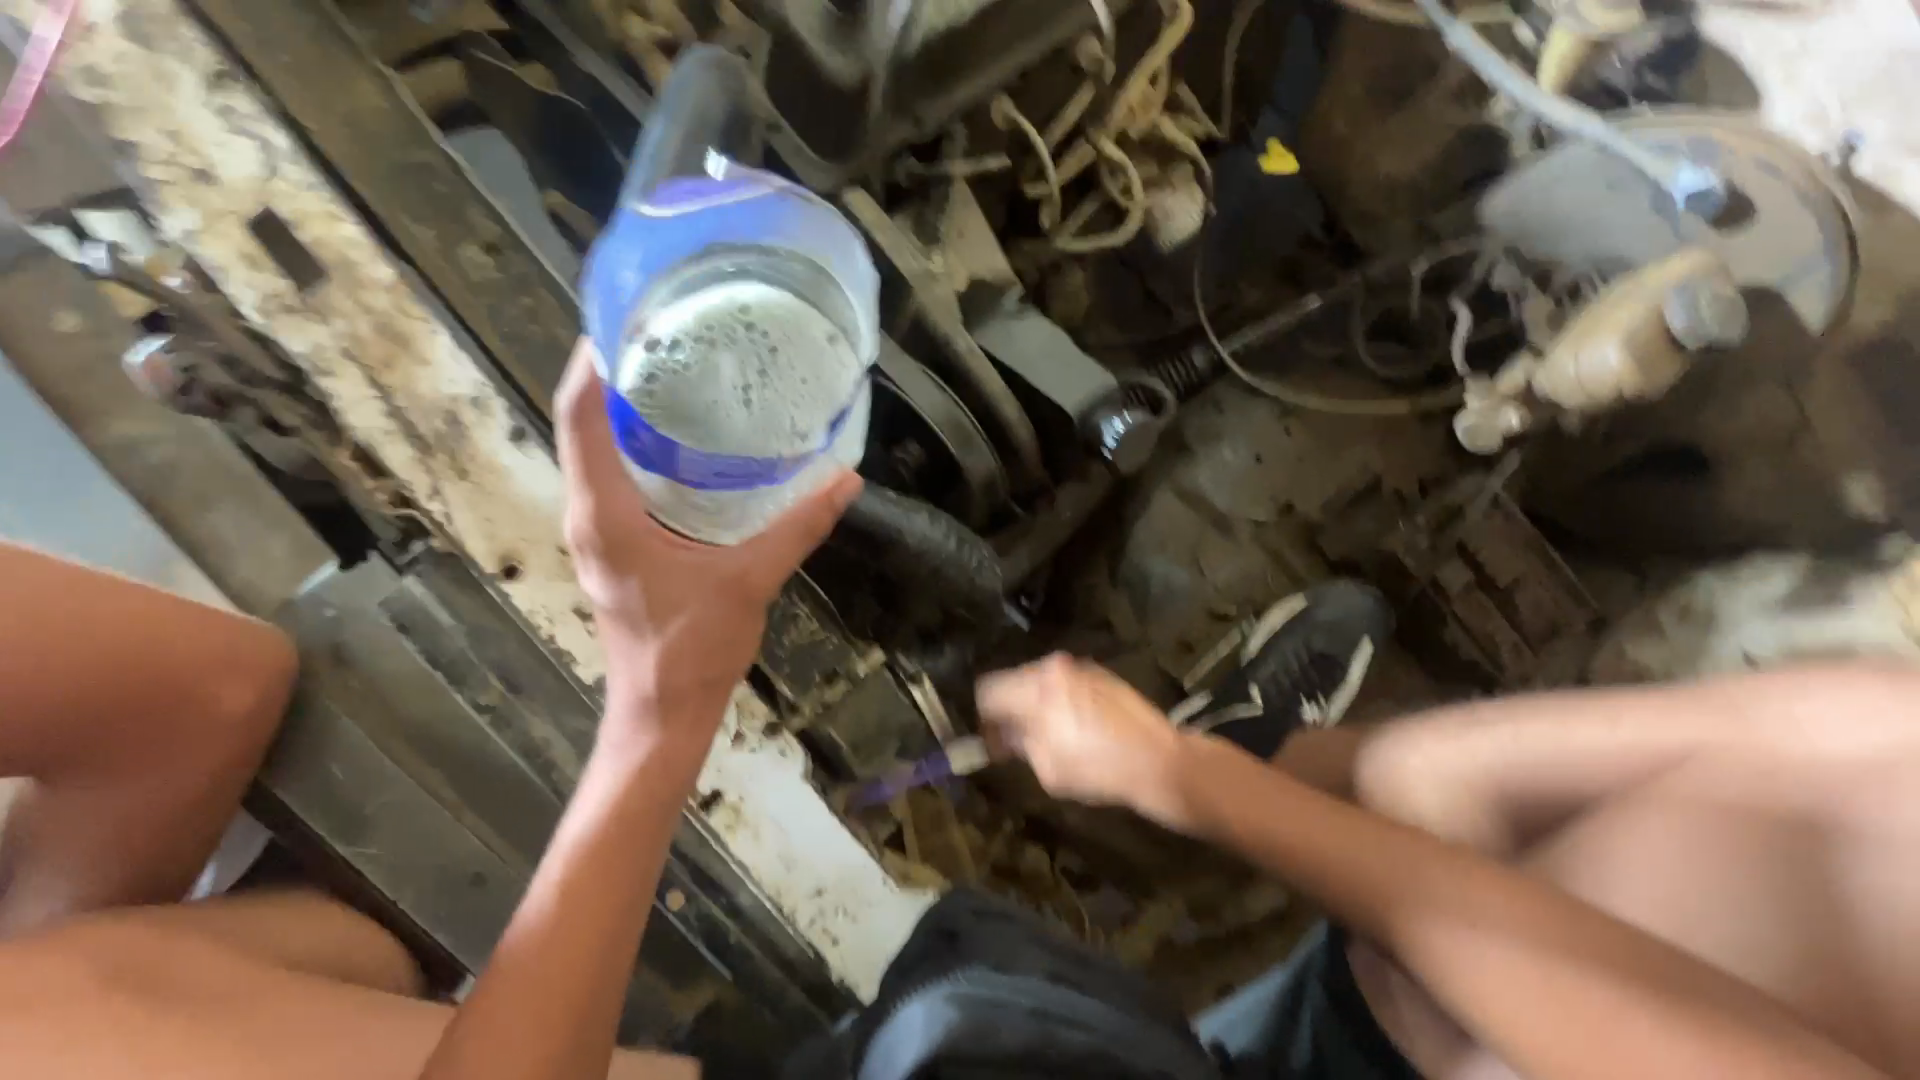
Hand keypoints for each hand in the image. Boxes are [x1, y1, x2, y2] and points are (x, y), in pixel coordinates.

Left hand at [556, 340, 860, 745]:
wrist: (663, 712)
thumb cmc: (692, 648)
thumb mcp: (750, 581)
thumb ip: (797, 527)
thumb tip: (846, 480)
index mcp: (606, 513)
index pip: (580, 415)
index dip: (594, 359)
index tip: (625, 315)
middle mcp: (589, 512)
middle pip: (582, 422)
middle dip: (613, 370)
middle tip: (664, 329)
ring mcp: (597, 529)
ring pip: (596, 448)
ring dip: (623, 406)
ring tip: (675, 366)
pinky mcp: (615, 543)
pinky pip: (615, 474)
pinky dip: (638, 442)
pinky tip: (686, 435)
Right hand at [975, 654, 1197, 830]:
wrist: (1159, 761)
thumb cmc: (1099, 770)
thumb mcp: (1048, 768)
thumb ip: (1020, 745)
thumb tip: (1006, 736)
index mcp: (1036, 690)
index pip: (987, 691)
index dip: (984, 718)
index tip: (993, 741)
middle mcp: (1054, 669)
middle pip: (1013, 681)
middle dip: (1010, 709)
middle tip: (1017, 741)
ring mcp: (1080, 668)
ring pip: (1040, 681)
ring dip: (1035, 704)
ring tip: (1050, 735)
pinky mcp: (1101, 674)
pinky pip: (1065, 682)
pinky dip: (1059, 699)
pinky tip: (1075, 727)